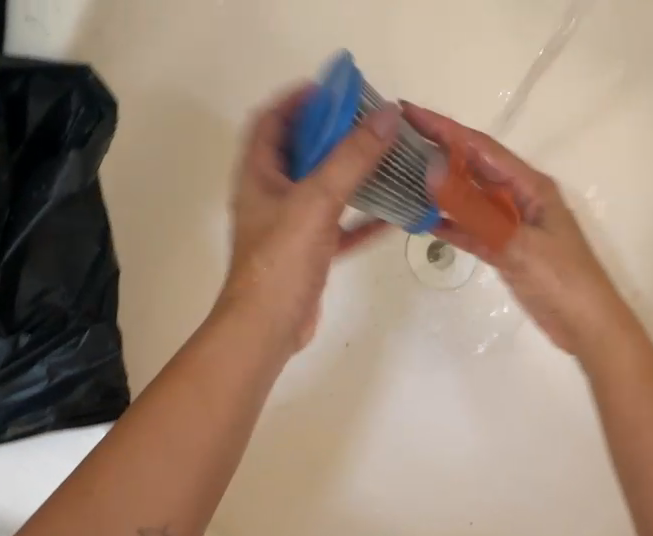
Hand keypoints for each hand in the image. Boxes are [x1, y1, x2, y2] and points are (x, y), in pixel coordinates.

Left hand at [215, 86, 398, 356]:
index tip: (336, 92)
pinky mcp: (310, 255)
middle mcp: (272, 195)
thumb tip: (386, 119)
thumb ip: (351, 159)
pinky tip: (393, 217)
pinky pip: (340, 229)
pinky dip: (363, 221)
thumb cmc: (282, 259)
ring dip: (352, 177)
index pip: (273, 121)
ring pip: (324, 191)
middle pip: (302, 153)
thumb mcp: (317, 200)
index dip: (300, 101)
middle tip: (370, 125)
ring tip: (386, 162)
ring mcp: (291, 227)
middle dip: (334, 136)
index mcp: (259, 173)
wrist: (269, 325)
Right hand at [402, 103, 648, 363]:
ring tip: (400, 174)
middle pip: (473, 168)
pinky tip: (422, 220)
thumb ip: (475, 210)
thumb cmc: (562, 279)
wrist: (586, 325)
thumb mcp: (518, 242)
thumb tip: (431, 172)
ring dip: (439, 189)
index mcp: (531, 185)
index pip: (481, 148)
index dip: (444, 129)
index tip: (407, 111)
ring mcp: (513, 226)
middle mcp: (520, 198)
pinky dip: (451, 225)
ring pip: (470, 199)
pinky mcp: (506, 253)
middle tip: (394, 140)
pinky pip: (473, 231)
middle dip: (437, 152)